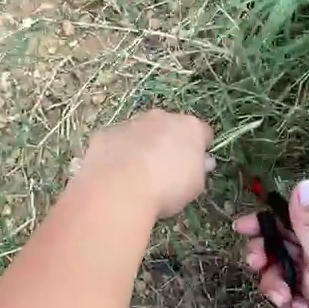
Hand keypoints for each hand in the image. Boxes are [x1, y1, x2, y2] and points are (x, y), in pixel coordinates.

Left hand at [72, 110, 214, 219]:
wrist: (118, 189)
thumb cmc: (166, 189)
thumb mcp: (195, 186)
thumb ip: (200, 169)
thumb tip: (202, 161)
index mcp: (189, 127)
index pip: (203, 133)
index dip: (200, 149)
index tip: (194, 166)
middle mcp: (160, 117)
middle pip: (170, 127)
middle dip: (169, 143)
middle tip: (165, 170)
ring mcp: (131, 122)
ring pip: (141, 132)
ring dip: (142, 146)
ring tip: (136, 175)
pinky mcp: (106, 132)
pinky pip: (117, 141)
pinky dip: (118, 152)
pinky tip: (115, 174)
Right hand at [236, 179, 308, 307]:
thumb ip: (308, 223)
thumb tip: (304, 180)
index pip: (289, 223)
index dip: (264, 223)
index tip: (240, 228)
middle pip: (280, 248)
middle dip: (264, 256)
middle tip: (255, 264)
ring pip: (281, 273)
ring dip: (274, 283)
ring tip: (284, 298)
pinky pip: (288, 293)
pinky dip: (287, 299)